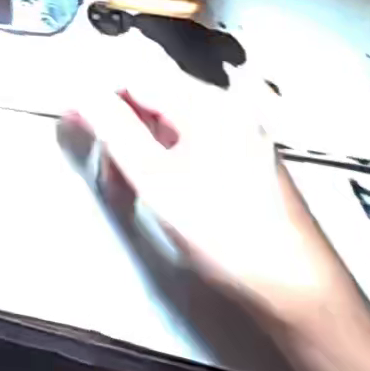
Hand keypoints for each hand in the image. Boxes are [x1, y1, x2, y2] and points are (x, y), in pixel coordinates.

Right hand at [63, 36, 350, 324]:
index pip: (132, 76)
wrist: (300, 295)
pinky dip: (162, 157)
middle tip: (98, 159)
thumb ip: (110, 125)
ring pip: (166, 122)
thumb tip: (78, 90)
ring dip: (136, 146)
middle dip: (116, 125)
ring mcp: (238, 133)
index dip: (95, 93)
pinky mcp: (243, 158)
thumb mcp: (153, 176)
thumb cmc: (225, 232)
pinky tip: (155, 189)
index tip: (69, 115)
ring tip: (124, 184)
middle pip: (150, 97)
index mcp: (205, 103)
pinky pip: (187, 140)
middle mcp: (225, 108)